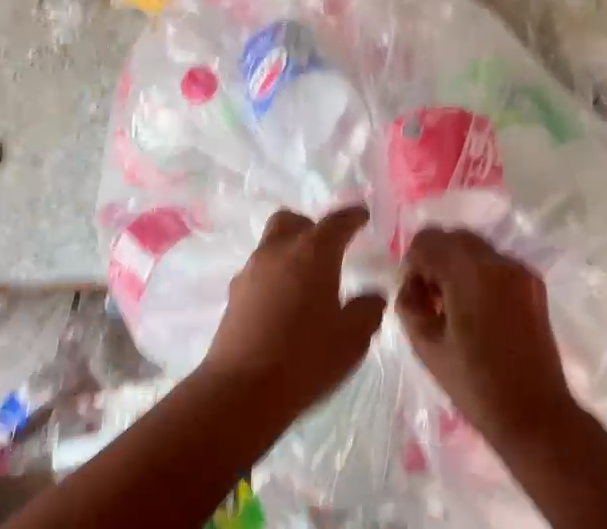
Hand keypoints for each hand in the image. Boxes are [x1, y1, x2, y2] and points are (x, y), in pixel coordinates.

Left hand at [198, 206, 385, 411]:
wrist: (242, 389)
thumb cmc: (306, 358)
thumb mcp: (353, 338)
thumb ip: (367, 310)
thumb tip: (372, 296)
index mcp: (313, 252)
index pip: (336, 222)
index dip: (352, 217)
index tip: (362, 216)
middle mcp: (278, 251)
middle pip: (292, 221)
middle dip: (311, 227)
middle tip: (329, 249)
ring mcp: (251, 271)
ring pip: (272, 245)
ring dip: (290, 254)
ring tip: (308, 284)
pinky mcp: (234, 295)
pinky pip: (259, 273)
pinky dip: (275, 278)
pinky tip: (285, 307)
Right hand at [396, 228, 576, 439]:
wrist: (534, 414)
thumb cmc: (474, 383)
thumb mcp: (426, 345)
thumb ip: (410, 302)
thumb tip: (412, 285)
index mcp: (469, 271)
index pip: (427, 240)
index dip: (413, 264)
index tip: (415, 296)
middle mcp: (498, 260)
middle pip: (453, 237)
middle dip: (435, 260)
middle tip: (431, 300)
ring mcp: (521, 270)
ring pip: (476, 248)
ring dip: (457, 266)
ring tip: (454, 307)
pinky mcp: (535, 285)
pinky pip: (496, 264)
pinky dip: (480, 275)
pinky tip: (478, 312)